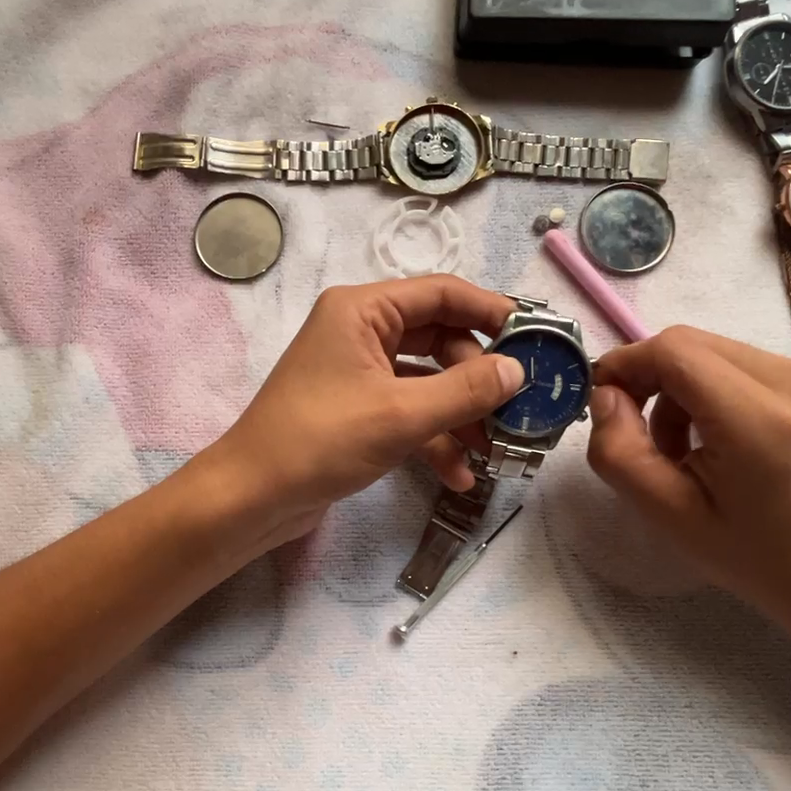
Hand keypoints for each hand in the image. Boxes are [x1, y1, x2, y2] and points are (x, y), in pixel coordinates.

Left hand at [203, 276, 523, 540]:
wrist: (252, 497)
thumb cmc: (321, 441)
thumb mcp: (402, 415)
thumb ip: (467, 389)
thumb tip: (520, 370)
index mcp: (362, 310)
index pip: (441, 293)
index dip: (492, 312)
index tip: (538, 339)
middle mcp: (359, 332)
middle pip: (439, 339)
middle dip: (479, 377)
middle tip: (516, 407)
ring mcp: (356, 372)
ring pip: (426, 380)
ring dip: (461, 414)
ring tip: (495, 450)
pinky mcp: (355, 411)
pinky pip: (407, 412)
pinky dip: (433, 438)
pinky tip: (459, 475)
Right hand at [584, 326, 790, 642]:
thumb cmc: (753, 556)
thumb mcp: (665, 514)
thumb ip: (619, 450)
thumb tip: (605, 395)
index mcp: (760, 421)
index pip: (674, 350)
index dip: (626, 363)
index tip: (603, 399)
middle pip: (693, 344)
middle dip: (650, 377)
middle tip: (635, 428)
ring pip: (717, 352)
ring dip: (682, 388)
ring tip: (682, 446)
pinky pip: (746, 363)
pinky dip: (715, 390)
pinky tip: (719, 438)